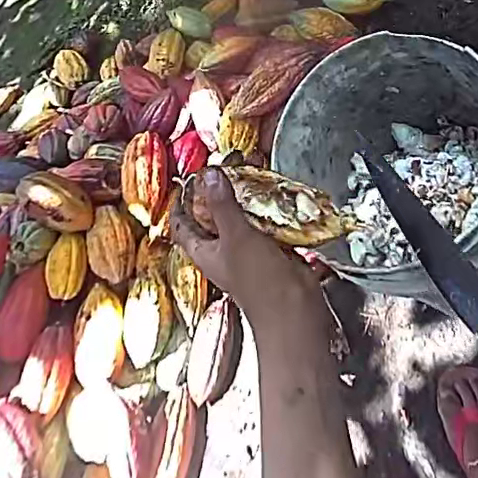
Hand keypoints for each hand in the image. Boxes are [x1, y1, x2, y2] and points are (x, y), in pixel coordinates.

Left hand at [170, 168, 311, 308]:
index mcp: (205, 252)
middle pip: (214, 216)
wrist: (296, 312)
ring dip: (246, 195)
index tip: (186, 179)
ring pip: (242, 216)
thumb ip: (222, 206)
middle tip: (227, 165)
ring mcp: (248, 251)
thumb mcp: (235, 237)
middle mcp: (223, 251)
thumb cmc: (259, 282)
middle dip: (220, 191)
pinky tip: (275, 189)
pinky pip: (266, 222)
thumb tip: (208, 175)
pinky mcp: (272, 251)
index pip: (183, 225)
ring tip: (252, 168)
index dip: (180, 203)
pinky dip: (269, 207)